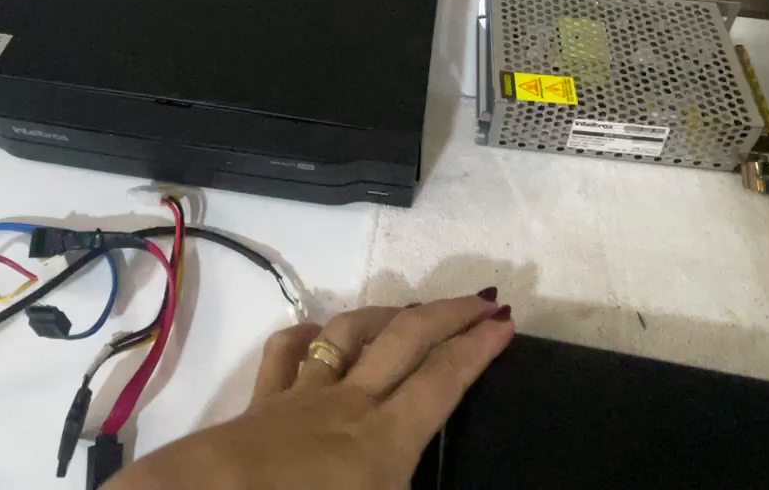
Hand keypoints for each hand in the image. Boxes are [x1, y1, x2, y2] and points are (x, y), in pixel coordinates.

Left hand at [104, 292, 514, 489]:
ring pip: (352, 333)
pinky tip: (318, 332)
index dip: (478, 347)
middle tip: (482, 297)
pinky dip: (308, 336)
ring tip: (410, 312)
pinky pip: (287, 353)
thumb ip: (407, 486)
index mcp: (383, 442)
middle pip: (407, 339)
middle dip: (449, 313)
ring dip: (387, 315)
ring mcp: (303, 396)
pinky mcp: (263, 402)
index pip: (443, 380)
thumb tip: (418, 475)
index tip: (505, 320)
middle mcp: (349, 404)